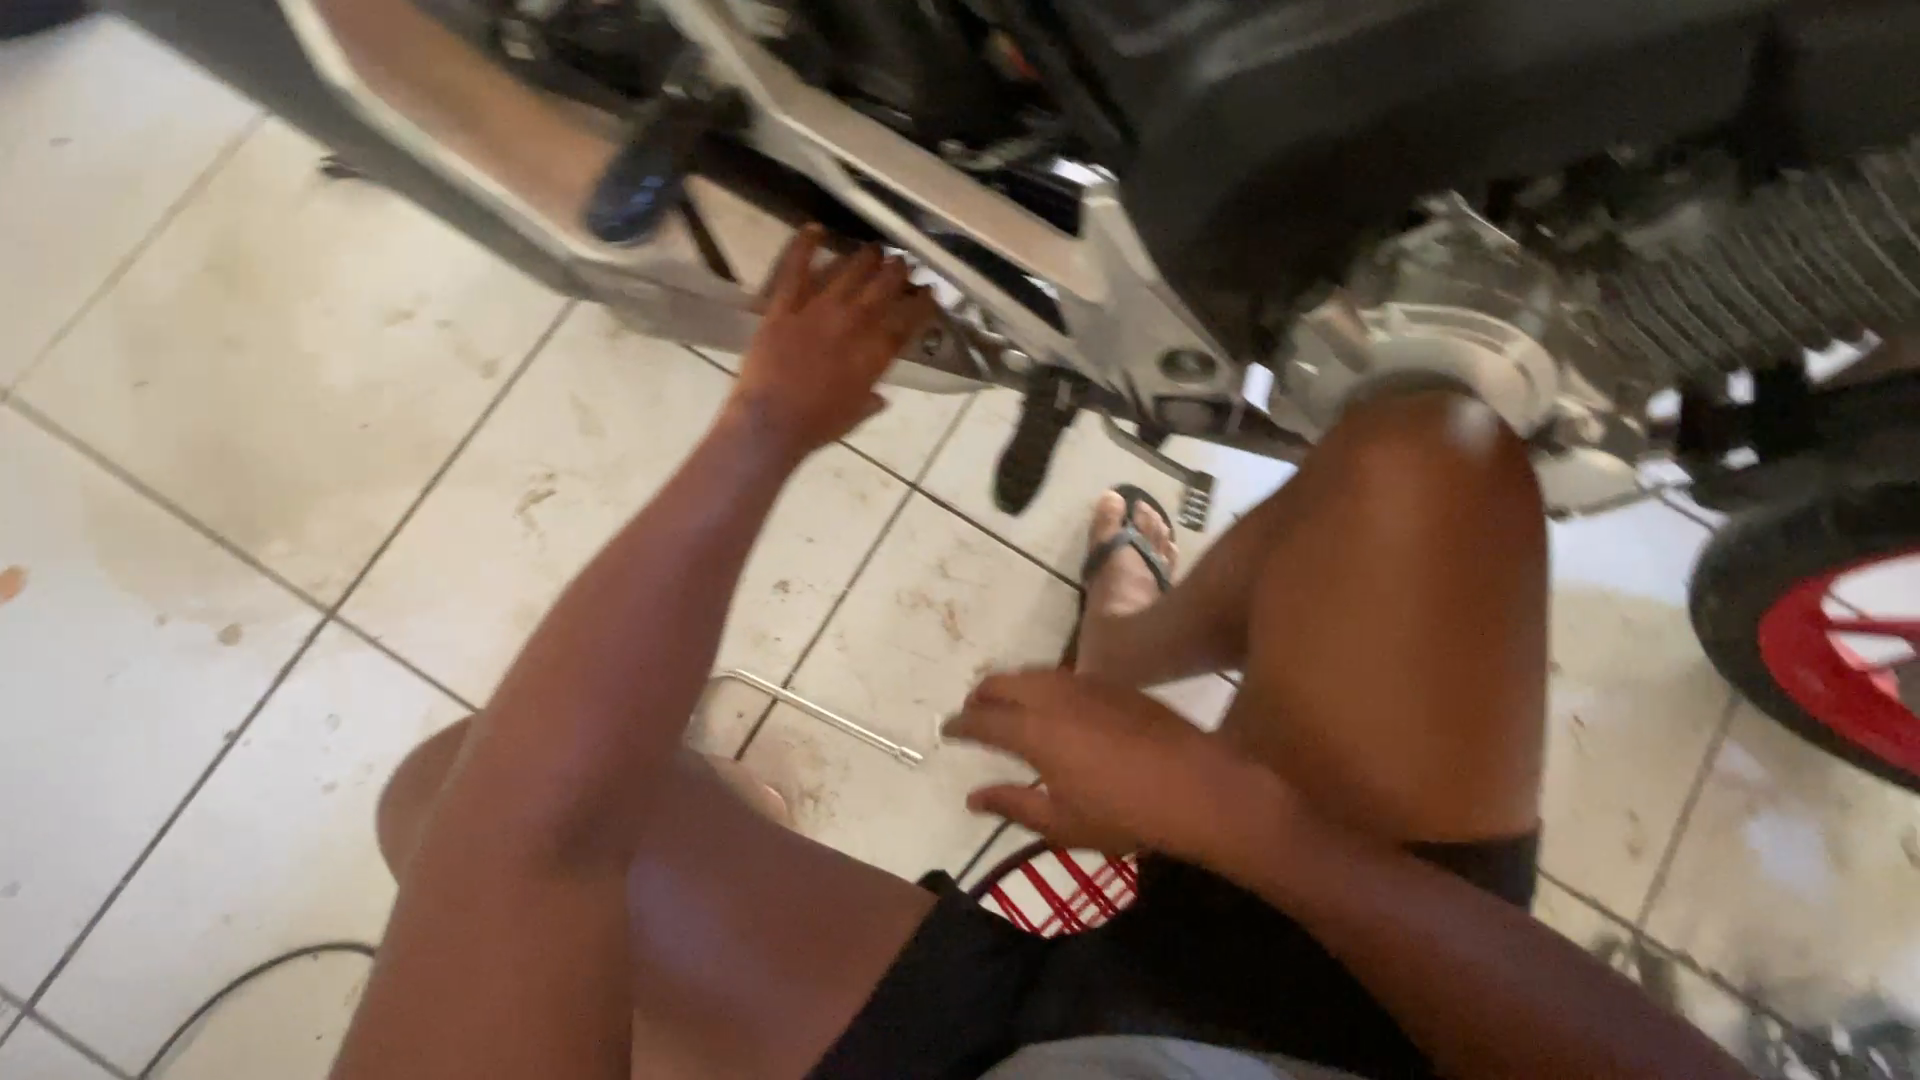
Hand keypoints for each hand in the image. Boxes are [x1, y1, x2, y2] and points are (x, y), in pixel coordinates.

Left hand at [727, 225, 940, 458]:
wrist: (772, 424)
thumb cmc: (816, 427)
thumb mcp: (853, 417)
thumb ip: (869, 402)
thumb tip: (880, 398)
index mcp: (872, 357)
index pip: (905, 324)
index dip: (921, 306)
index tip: (931, 293)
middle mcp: (851, 327)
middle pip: (881, 291)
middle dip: (896, 274)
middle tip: (904, 263)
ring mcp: (817, 314)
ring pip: (847, 275)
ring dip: (865, 259)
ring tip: (876, 248)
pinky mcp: (784, 309)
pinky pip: (795, 271)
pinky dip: (804, 247)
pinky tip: (815, 229)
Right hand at [942, 670, 1299, 868]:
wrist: (1197, 786)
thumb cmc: (1125, 814)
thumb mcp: (1062, 823)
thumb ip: (1013, 805)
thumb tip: (973, 798)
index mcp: (1034, 731)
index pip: (983, 720)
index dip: (960, 725)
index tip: (947, 730)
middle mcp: (1054, 696)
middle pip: (1003, 683)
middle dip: (981, 696)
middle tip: (972, 713)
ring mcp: (1086, 684)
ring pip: (1034, 673)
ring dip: (1012, 685)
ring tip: (1006, 704)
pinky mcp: (1112, 683)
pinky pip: (1063, 674)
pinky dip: (1043, 683)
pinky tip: (1051, 701)